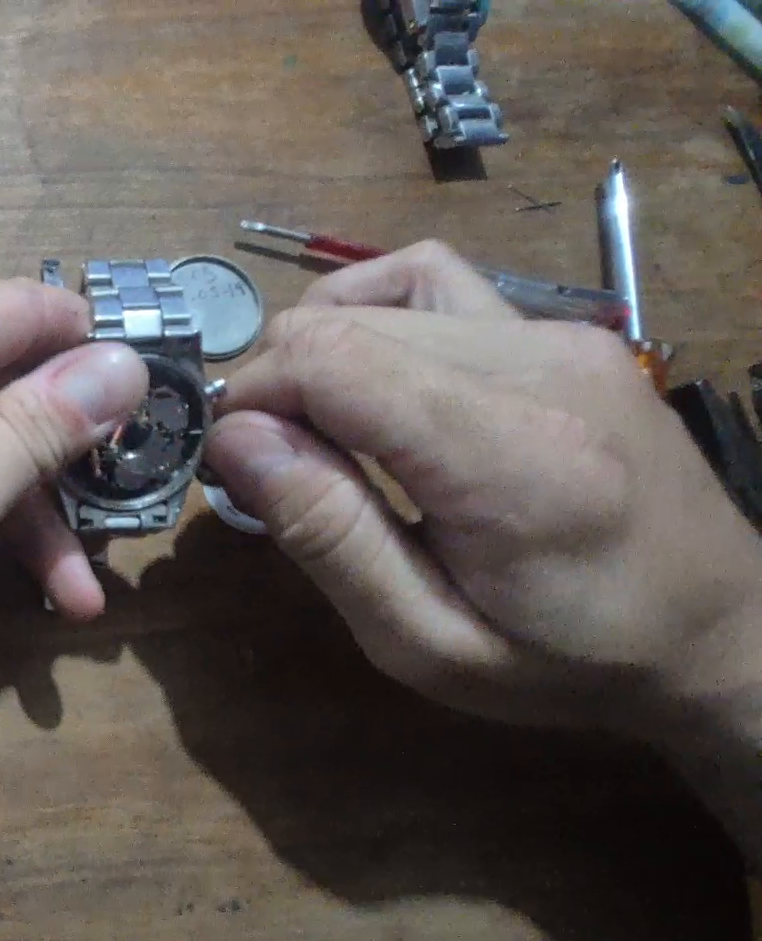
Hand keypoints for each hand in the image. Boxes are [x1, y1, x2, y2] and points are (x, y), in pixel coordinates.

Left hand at [0, 281, 146, 712]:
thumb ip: (29, 434)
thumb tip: (117, 363)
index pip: (25, 309)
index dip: (100, 357)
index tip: (161, 419)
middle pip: (0, 381)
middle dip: (65, 456)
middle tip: (126, 525)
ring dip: (26, 512)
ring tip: (77, 593)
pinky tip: (15, 588)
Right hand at [203, 242, 761, 735]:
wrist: (721, 634)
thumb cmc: (560, 660)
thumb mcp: (421, 639)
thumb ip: (327, 534)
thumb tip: (233, 438)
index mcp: (511, 456)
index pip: (329, 362)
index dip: (248, 402)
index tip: (228, 468)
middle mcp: (538, 367)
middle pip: (333, 328)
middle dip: (266, 392)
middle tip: (264, 471)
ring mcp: (554, 335)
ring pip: (362, 301)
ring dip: (301, 361)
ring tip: (305, 431)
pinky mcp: (554, 331)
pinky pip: (418, 280)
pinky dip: (356, 314)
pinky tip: (351, 373)